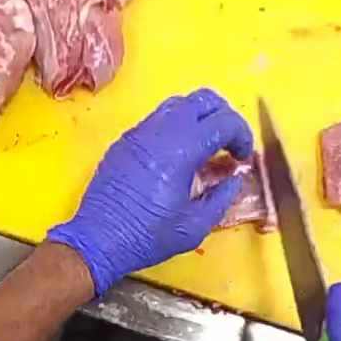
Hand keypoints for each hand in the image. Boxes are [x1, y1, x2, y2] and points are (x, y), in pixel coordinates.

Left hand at [47, 89, 253, 294]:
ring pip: (178, 105)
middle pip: (203, 100)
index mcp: (182, 148)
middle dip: (223, 117)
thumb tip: (234, 179)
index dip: (242, 136)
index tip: (242, 159)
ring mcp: (139, 133)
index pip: (224, 121)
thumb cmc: (146, 237)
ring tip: (203, 149)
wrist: (98, 241)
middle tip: (228, 145)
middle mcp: (160, 130)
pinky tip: (176, 157)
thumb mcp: (193, 227)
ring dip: (198, 119)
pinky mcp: (124, 143)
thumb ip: (221, 199)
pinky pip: (156, 121)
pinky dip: (175, 129)